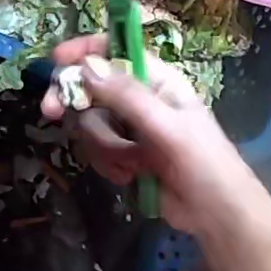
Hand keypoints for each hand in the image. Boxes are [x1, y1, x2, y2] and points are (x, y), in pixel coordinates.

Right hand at [40, 34, 270, 235]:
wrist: (219, 219)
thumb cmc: (205, 165)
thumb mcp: (167, 127)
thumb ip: (126, 96)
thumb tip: (86, 66)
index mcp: (158, 80)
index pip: (116, 51)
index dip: (85, 50)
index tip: (57, 59)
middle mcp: (140, 98)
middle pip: (91, 86)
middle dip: (75, 102)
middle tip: (50, 112)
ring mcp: (130, 127)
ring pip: (90, 122)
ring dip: (103, 145)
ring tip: (130, 165)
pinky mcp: (124, 154)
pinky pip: (96, 148)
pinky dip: (107, 163)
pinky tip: (128, 177)